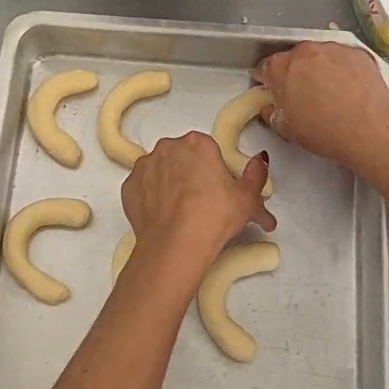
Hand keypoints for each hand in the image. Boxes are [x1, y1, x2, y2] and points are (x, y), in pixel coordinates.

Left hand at [121, 132, 275, 278]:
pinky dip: (150, 198)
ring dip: (168, 184)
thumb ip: (256, 175)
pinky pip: (142, 188)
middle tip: (200, 202)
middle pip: (181, 157)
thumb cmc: (215, 217)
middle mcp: (167, 147)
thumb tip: (261, 160)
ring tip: (179, 212)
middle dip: (189, 173)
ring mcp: (144, 166)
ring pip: (159, 170)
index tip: (217, 190)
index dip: (213, 170)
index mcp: (197, 143)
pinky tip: (162, 216)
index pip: (207, 149)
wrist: (176, 244)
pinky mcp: (127, 187)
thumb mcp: (248, 199)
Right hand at [253, 41, 388, 169]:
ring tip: (330, 91)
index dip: (268, 81)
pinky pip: (342, 58)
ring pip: (320, 56)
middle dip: (295, 73)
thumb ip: (272, 114)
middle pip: (294, 58)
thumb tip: (270, 108)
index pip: (265, 68)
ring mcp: (333, 49)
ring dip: (320, 68)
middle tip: (303, 94)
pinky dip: (342, 69)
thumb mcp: (288, 130)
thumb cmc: (324, 132)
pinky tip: (349, 88)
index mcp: (281, 68)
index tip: (274, 91)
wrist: (371, 129)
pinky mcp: (358, 52)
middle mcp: (305, 51)